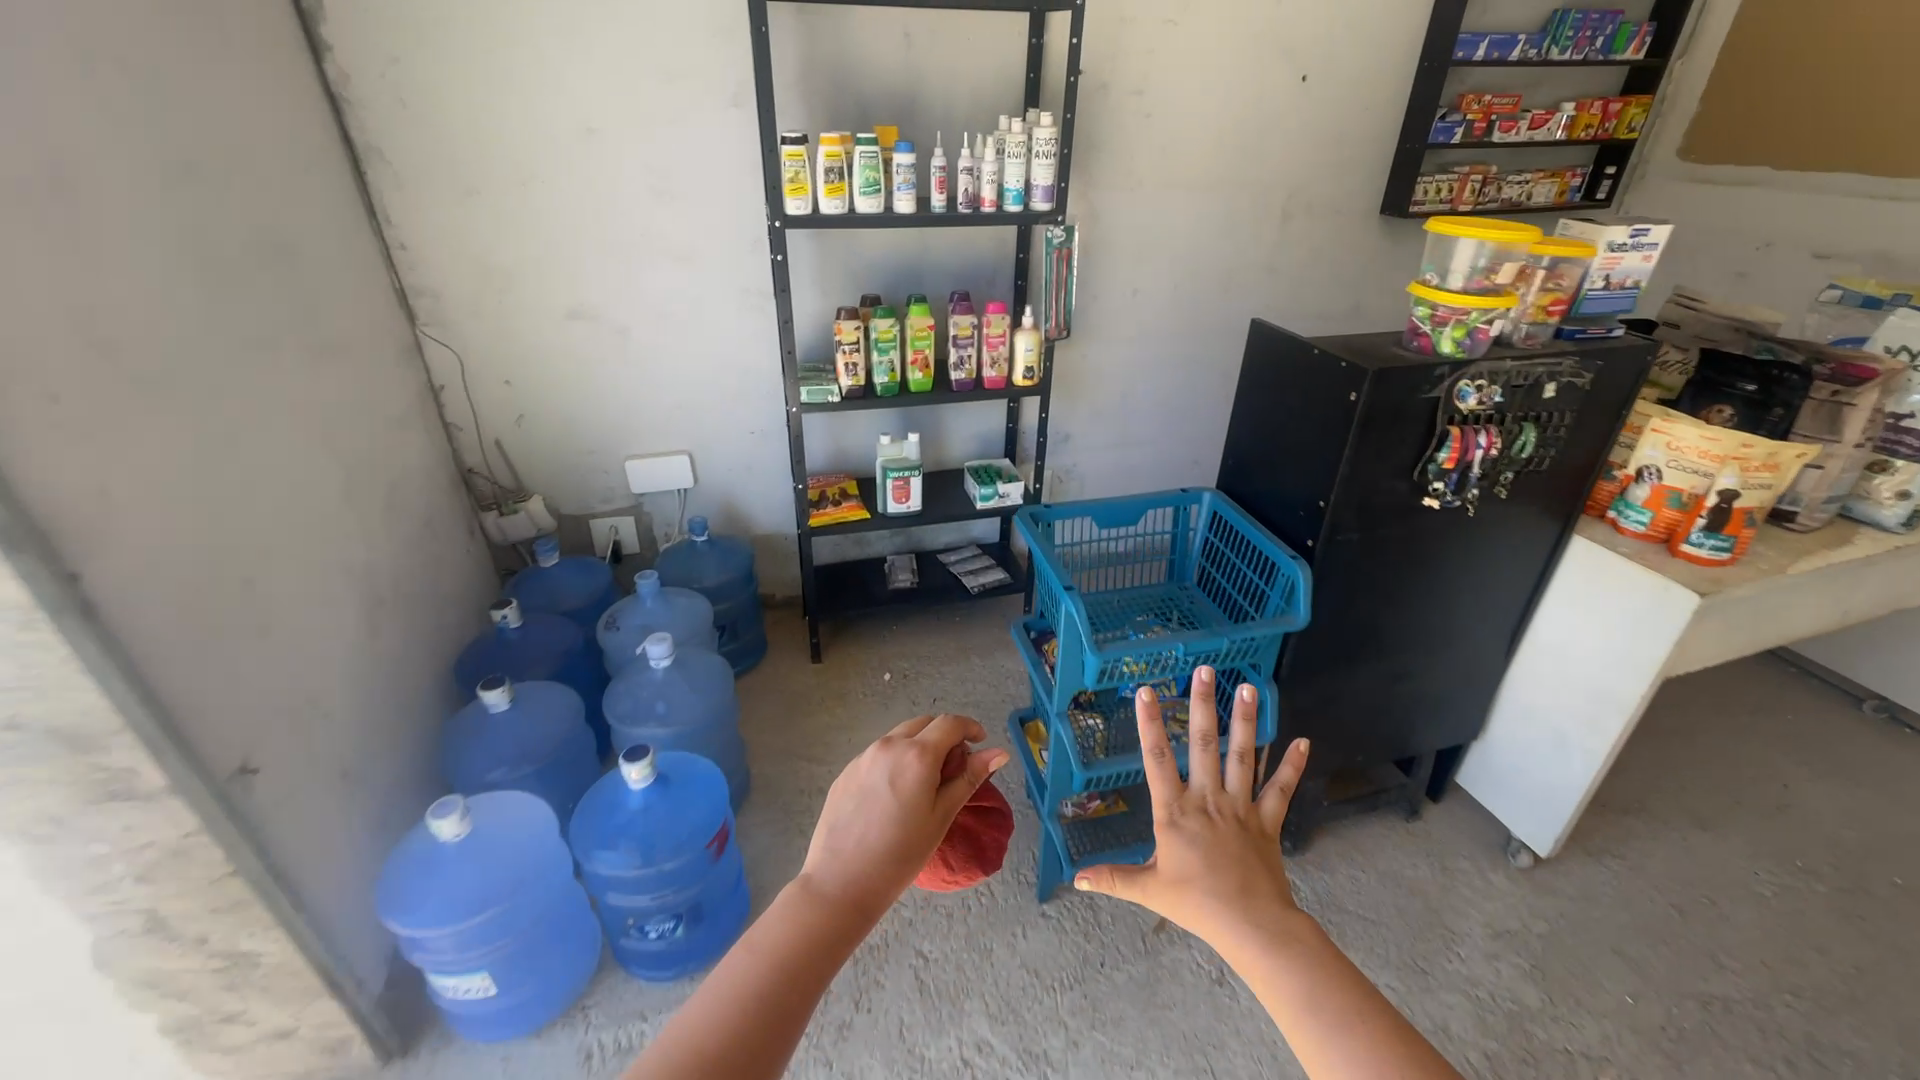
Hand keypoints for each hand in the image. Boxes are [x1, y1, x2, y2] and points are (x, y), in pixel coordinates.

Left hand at [797, 714, 1009, 923]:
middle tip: (953, 769)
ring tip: (923, 786)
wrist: (842, 881)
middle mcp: (888, 746)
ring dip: (918, 747)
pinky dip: (895, 761)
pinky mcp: (846, 772)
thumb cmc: (902, 853)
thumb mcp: (943, 815)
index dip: (970, 727)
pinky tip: (893, 797)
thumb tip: (999, 752)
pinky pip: (878, 755)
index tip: (980, 742)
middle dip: (944, 736)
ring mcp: (862, 757)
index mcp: (917, 755)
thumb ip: (969, 777)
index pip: (950, 723)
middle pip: (923, 724)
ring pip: (899, 737)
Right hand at [1073, 668, 1312, 953]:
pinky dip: (1292, 766)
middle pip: (1204, 745)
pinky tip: (1304, 741)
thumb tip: (1077, 879)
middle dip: (1202, 705)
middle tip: (1204, 671)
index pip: (1157, 759)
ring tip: (1247, 687)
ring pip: (1242, 757)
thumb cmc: (1196, 904)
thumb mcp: (1148, 889)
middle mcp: (1207, 800)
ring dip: (1245, 721)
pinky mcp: (1267, 822)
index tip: (1147, 691)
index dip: (1150, 724)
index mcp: (1174, 812)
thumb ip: (1113, 878)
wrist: (1250, 923)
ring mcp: (1240, 808)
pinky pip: (1280, 790)